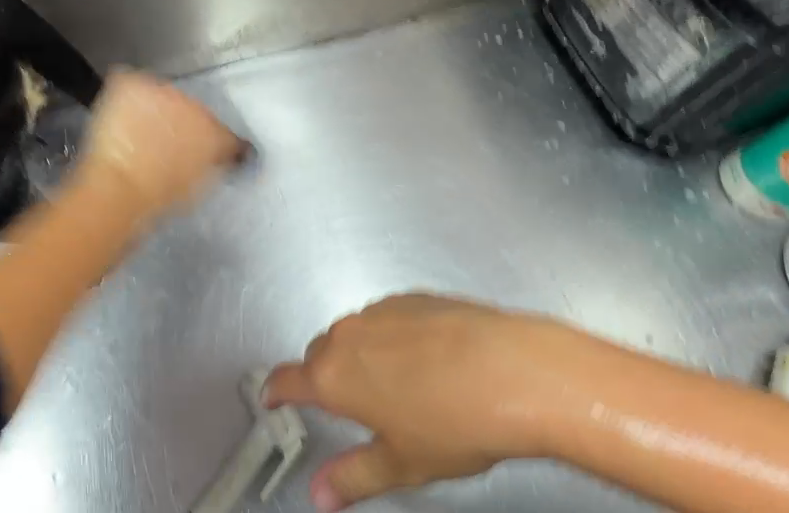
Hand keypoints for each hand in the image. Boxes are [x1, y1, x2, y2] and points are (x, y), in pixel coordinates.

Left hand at [72, 72, 246, 219]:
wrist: (121, 185)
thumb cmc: (160, 196)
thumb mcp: (199, 185)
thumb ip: (211, 163)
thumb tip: (212, 157)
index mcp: (214, 132)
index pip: (221, 131)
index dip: (212, 142)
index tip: (202, 151)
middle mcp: (193, 104)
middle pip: (190, 108)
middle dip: (181, 122)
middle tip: (165, 144)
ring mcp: (161, 91)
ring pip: (161, 95)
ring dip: (155, 109)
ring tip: (139, 132)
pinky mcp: (132, 85)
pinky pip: (132, 85)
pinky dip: (128, 97)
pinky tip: (123, 117)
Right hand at [265, 294, 566, 510]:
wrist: (516, 373)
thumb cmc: (456, 423)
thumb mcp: (403, 464)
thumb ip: (354, 476)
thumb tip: (320, 496)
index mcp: (332, 377)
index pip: (286, 380)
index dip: (276, 391)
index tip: (273, 397)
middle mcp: (346, 336)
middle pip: (320, 355)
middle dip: (327, 378)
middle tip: (353, 407)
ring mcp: (379, 311)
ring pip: (354, 334)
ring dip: (362, 356)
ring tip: (400, 388)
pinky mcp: (412, 296)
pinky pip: (387, 318)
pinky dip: (394, 337)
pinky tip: (429, 363)